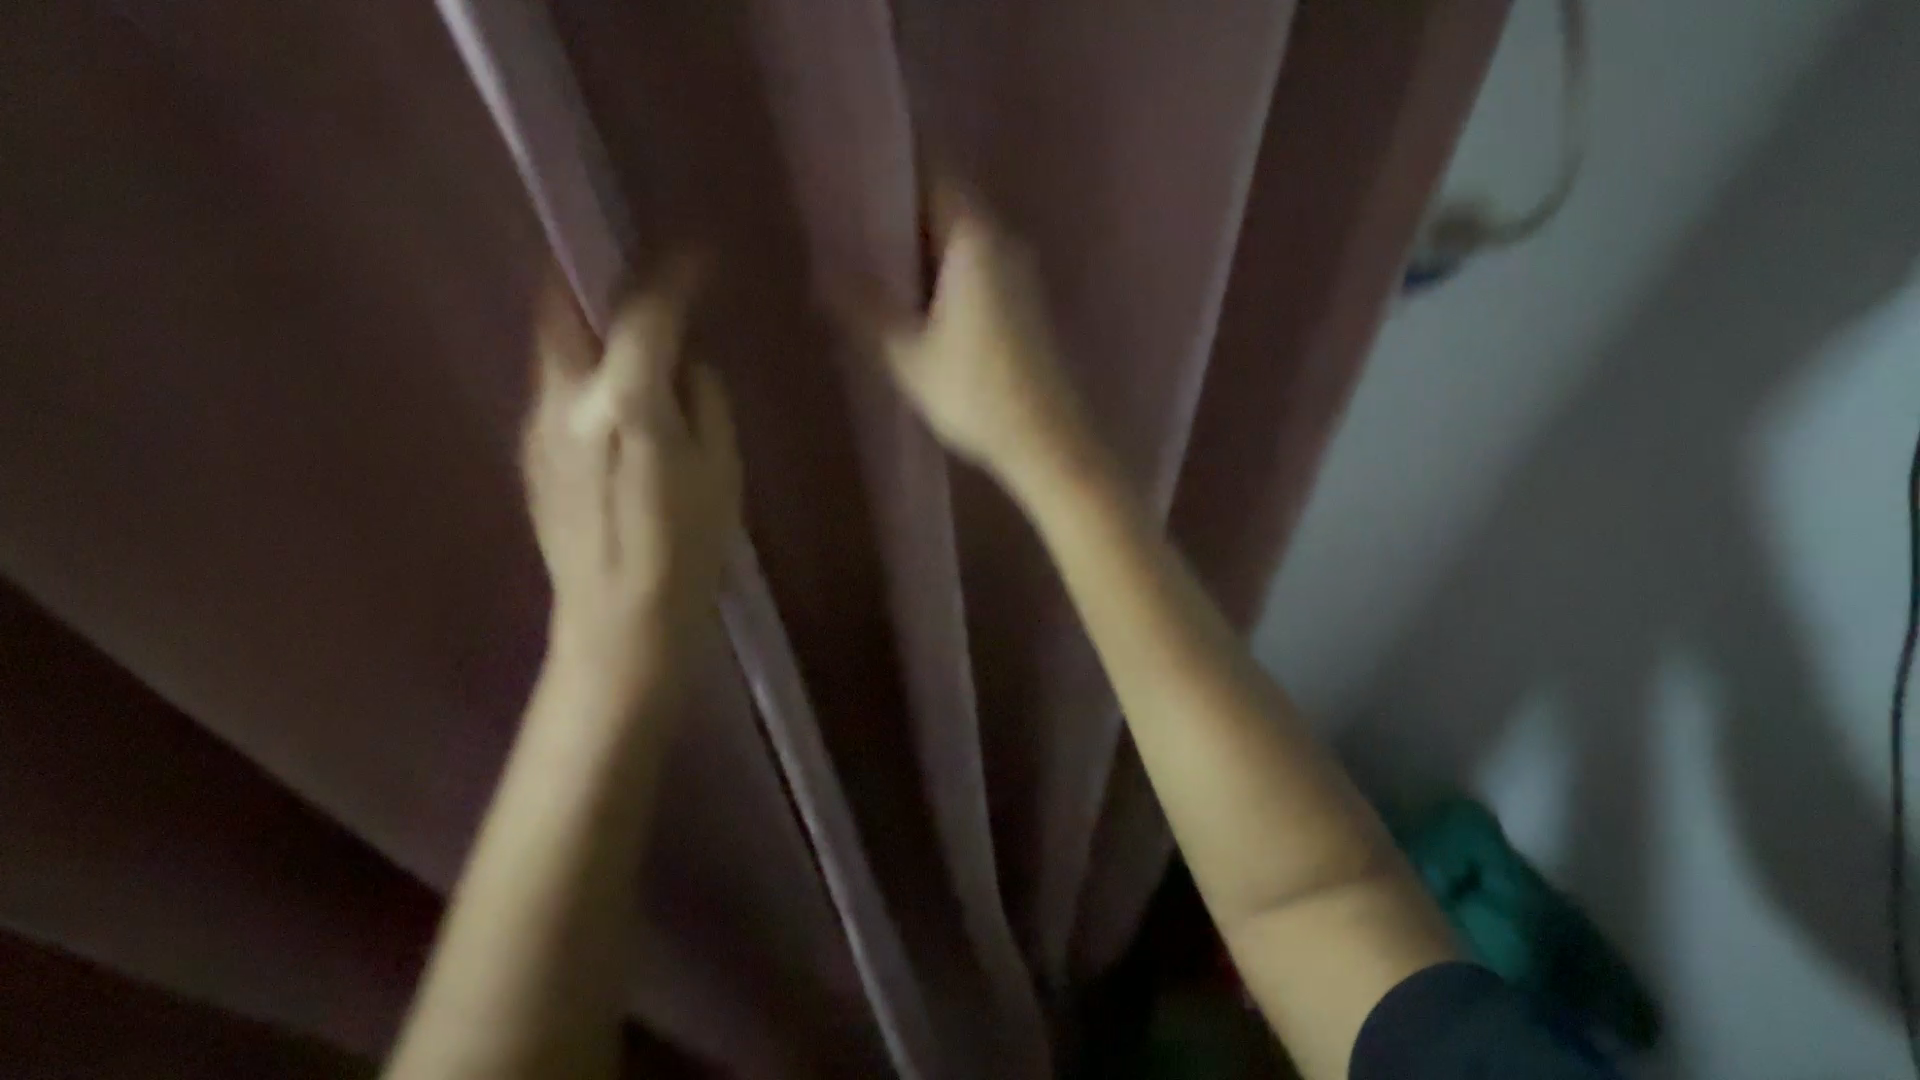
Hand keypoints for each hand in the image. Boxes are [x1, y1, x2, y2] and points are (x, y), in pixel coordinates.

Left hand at [522, 266, 740, 685]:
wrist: (619, 623)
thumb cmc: (687, 551)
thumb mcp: (721, 472)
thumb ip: (704, 402)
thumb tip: (685, 367)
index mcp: (625, 403)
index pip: (644, 313)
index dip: (672, 277)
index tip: (695, 258)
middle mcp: (565, 400)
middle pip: (563, 309)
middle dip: (598, 283)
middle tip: (639, 286)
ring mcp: (536, 426)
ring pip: (553, 349)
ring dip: (588, 330)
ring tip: (629, 341)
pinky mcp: (528, 454)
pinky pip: (553, 389)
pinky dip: (582, 374)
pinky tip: (612, 403)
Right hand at [853, 194, 1090, 483]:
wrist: (1048, 441)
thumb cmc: (975, 393)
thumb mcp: (907, 355)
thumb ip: (865, 308)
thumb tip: (824, 275)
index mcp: (975, 238)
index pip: (933, 173)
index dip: (892, 169)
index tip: (853, 176)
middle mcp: (1004, 240)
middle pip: (948, 205)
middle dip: (901, 213)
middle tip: (850, 226)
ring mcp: (1021, 271)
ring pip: (963, 239)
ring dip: (923, 247)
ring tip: (873, 264)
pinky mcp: (1027, 302)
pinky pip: (979, 267)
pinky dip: (946, 272)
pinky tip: (916, 301)